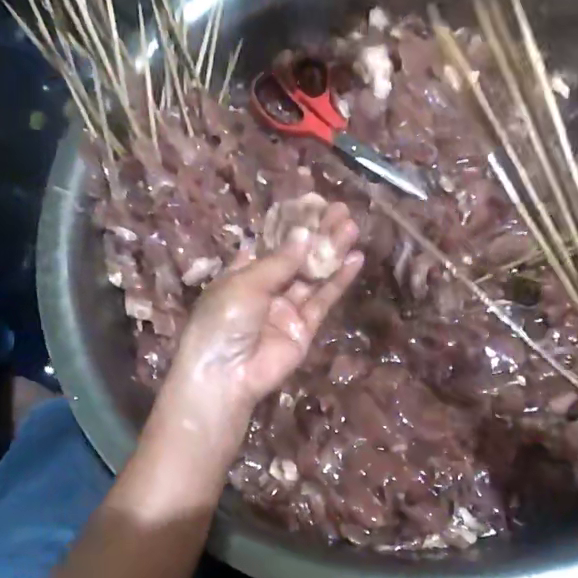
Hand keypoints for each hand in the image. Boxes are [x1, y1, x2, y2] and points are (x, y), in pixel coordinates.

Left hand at [154, 201, 362, 449]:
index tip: (312, 203)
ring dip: (331, 251)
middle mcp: (264, 290)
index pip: (269, 244)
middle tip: (341, 209)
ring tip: (352, 225)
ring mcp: (285, 310)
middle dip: (316, 234)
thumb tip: (303, 235)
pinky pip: (322, 300)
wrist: (225, 375)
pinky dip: (338, 280)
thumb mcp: (245, 283)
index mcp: (240, 274)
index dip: (290, 226)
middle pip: (295, 258)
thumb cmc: (223, 321)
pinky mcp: (303, 329)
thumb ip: (279, 261)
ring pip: (312, 276)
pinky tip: (354, 258)